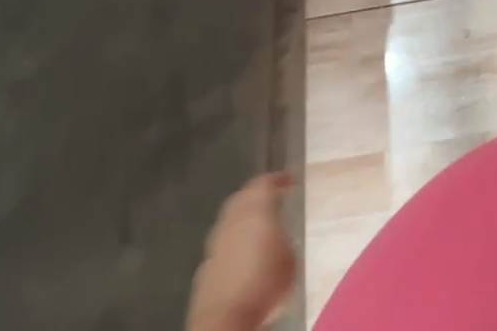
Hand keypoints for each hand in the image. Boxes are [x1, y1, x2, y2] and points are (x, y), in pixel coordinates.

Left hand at [187, 172, 296, 330]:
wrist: (224, 320)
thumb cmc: (265, 286)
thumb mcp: (290, 261)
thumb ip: (283, 242)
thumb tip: (275, 240)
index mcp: (257, 213)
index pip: (263, 184)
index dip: (277, 179)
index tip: (290, 180)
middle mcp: (233, 222)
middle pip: (242, 197)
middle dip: (256, 194)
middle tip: (272, 196)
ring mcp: (215, 244)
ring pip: (229, 219)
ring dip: (243, 216)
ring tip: (258, 224)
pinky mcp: (205, 266)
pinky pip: (223, 241)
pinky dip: (234, 238)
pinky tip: (243, 251)